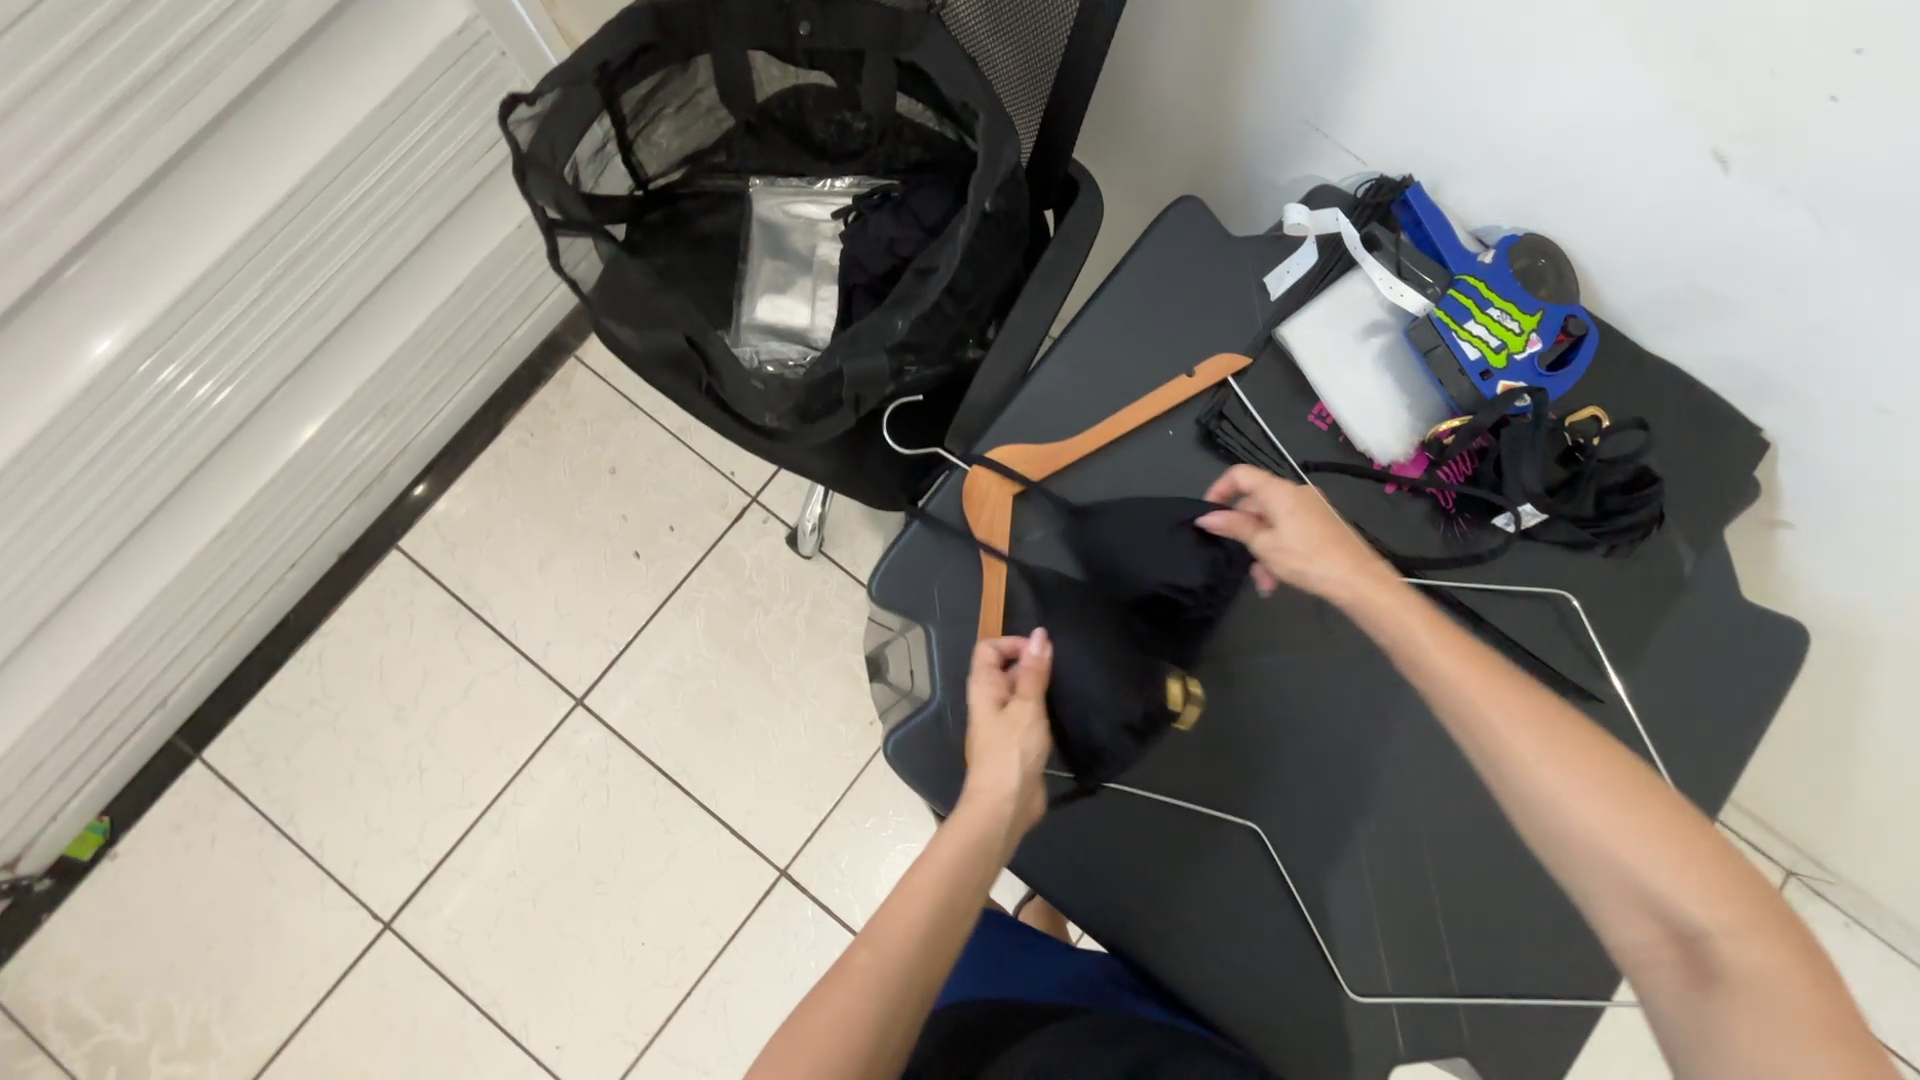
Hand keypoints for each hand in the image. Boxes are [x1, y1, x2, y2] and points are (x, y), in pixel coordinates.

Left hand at [960, 630, 1053, 841]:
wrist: (1005, 805)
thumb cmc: (1012, 751)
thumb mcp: (1027, 706)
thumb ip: (1034, 671)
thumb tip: (1040, 635)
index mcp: (983, 686)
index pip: (989, 648)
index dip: (1013, 643)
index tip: (1042, 653)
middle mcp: (989, 700)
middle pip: (1005, 669)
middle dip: (1031, 664)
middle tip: (1061, 671)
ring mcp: (1001, 722)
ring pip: (1019, 693)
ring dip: (1039, 688)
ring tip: (1065, 689)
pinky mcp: (1016, 741)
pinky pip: (1028, 715)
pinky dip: (1042, 710)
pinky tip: (1062, 714)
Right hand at [1196, 465, 1398, 603]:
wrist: (1359, 580)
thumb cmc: (1307, 560)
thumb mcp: (1264, 545)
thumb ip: (1234, 527)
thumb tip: (1206, 517)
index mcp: (1280, 492)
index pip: (1240, 475)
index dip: (1219, 490)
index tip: (1208, 515)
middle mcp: (1296, 493)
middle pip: (1256, 504)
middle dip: (1243, 533)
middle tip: (1239, 561)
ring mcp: (1311, 508)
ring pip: (1271, 523)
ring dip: (1261, 550)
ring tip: (1264, 581)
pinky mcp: (1321, 523)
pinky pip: (1288, 530)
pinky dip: (1278, 550)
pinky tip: (1278, 578)